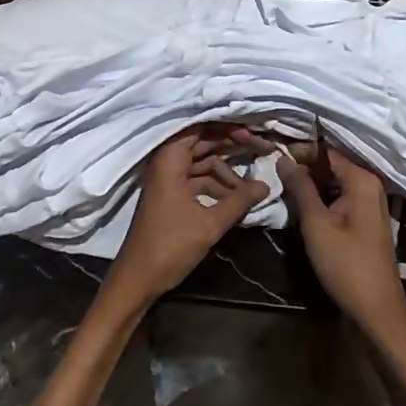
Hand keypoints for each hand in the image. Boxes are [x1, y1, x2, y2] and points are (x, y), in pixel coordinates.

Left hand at [106, 127, 269, 307]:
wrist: (139, 279)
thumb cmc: (170, 246)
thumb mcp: (210, 223)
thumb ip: (239, 201)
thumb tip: (266, 185)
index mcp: (170, 158)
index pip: (201, 126)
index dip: (227, 126)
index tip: (253, 133)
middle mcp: (168, 161)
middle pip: (204, 142)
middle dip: (232, 146)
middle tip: (263, 150)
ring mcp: (169, 178)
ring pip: (203, 163)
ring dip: (227, 173)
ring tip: (252, 188)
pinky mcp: (172, 194)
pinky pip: (199, 180)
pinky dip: (217, 187)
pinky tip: (237, 200)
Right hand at [280, 147, 405, 336]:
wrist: (377, 311)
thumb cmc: (346, 264)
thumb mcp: (316, 224)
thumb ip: (300, 187)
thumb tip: (284, 157)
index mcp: (362, 180)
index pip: (327, 152)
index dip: (300, 151)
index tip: (275, 155)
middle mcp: (371, 185)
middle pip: (332, 165)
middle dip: (305, 166)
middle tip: (276, 170)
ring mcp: (371, 203)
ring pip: (336, 182)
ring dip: (312, 183)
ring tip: (284, 184)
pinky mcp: (367, 220)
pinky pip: (342, 196)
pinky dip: (323, 196)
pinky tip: (304, 203)